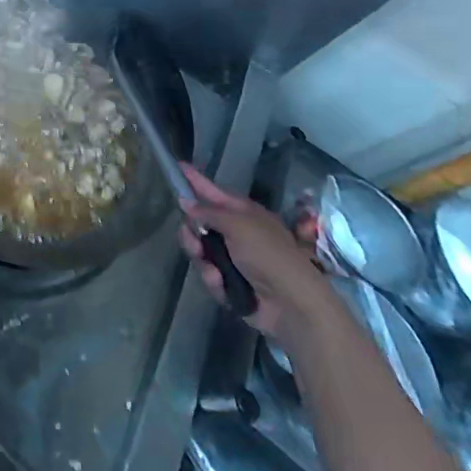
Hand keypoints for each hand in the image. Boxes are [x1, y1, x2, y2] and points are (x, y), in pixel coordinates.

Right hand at [178, 166, 331, 341]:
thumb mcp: (238, 225)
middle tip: (191, 236)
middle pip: (201, 224)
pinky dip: (213, 279)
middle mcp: (237, 233)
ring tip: (210, 267)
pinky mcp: (230, 284)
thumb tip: (185, 201)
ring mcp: (233, 260)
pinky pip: (209, 275)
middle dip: (192, 231)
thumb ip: (208, 212)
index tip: (178, 167)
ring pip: (200, 251)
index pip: (214, 192)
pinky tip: (221, 283)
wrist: (291, 303)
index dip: (196, 181)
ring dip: (201, 257)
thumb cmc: (268, 254)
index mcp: (244, 213)